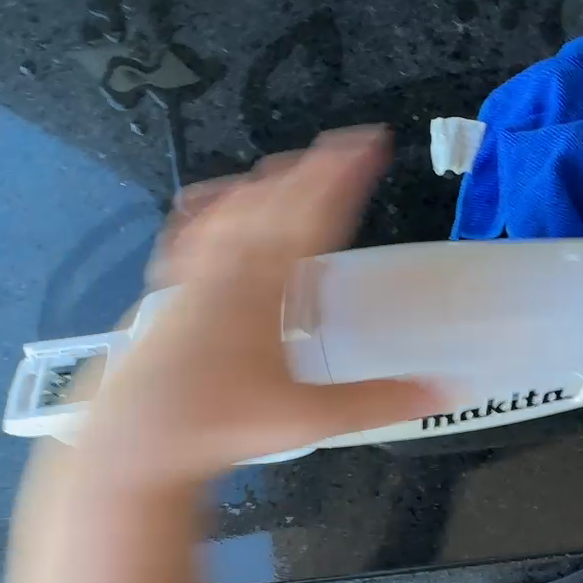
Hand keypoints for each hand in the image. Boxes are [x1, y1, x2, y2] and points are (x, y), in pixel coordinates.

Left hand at [82, 126, 442, 491]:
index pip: (311, 214)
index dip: (343, 175)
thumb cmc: (222, 422)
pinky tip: (220, 203)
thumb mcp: (310, 417)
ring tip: (293, 168)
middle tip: (346, 148)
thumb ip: (380, 402)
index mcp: (264, 286)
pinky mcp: (173, 289)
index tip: (370, 144)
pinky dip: (217, 209)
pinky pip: (197, 232)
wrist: (136, 437)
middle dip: (313, 168)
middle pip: (273, 199)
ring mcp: (195, 274)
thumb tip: (446, 393)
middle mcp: (228, 267)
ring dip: (269, 183)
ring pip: (233, 210)